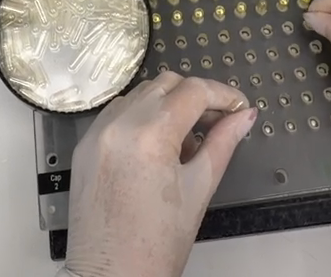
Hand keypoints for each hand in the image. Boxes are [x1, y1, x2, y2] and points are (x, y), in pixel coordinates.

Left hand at [61, 71, 256, 276]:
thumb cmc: (156, 246)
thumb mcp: (198, 191)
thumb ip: (223, 144)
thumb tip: (245, 116)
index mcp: (151, 134)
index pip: (193, 91)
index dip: (222, 94)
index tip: (239, 106)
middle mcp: (120, 122)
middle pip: (166, 83)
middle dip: (195, 96)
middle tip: (217, 121)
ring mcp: (98, 130)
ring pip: (141, 92)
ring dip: (167, 104)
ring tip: (186, 141)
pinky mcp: (85, 142)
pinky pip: (118, 110)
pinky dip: (141, 116)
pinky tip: (155, 145)